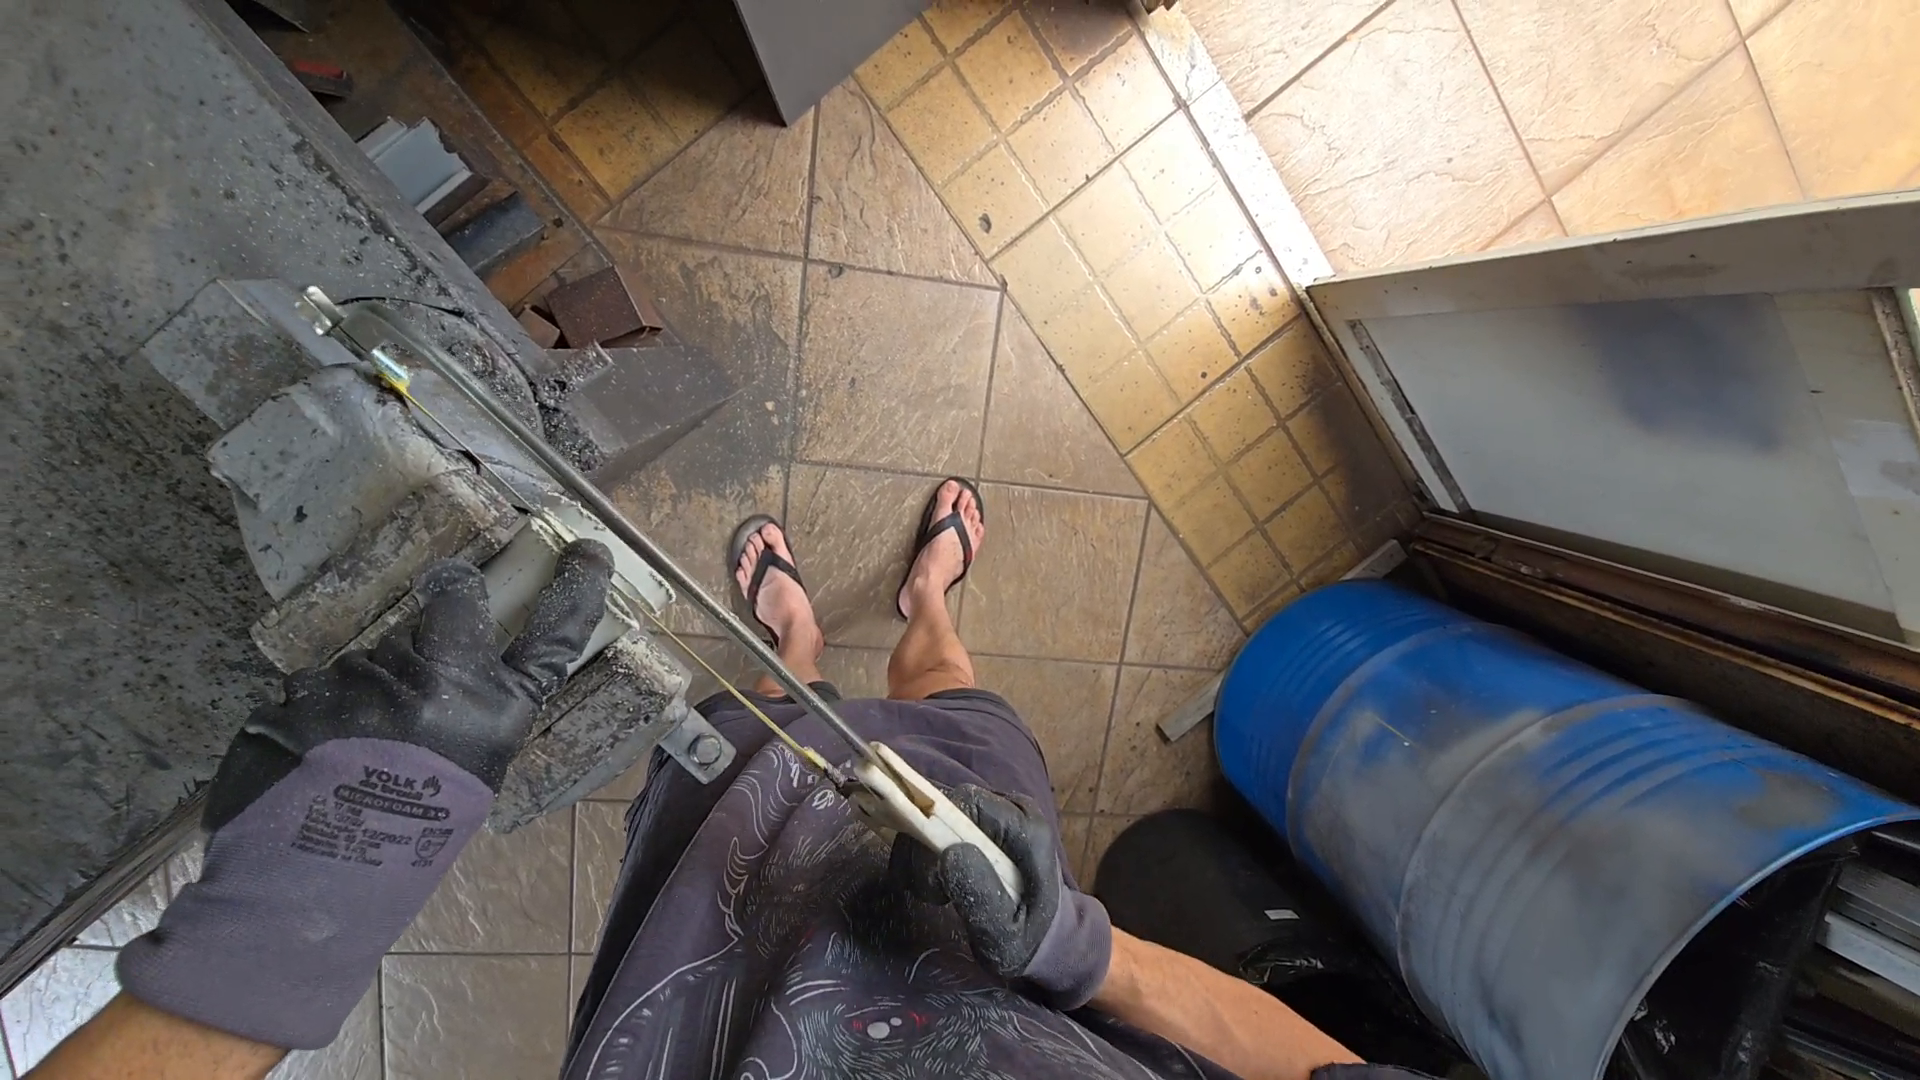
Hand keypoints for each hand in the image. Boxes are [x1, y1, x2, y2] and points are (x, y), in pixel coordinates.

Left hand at [120, 542, 612, 1049]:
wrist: (314, 886)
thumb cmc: (419, 827)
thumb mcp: (478, 762)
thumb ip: (479, 705)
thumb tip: (463, 661)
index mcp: (493, 710)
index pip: (552, 637)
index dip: (577, 590)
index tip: (589, 550)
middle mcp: (435, 681)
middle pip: (453, 600)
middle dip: (452, 593)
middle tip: (448, 596)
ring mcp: (360, 682)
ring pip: (376, 647)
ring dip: (373, 674)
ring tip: (357, 733)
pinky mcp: (295, 693)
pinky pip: (317, 680)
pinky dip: (320, 704)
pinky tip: (315, 747)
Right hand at [890, 784, 1111, 1008]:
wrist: (1046, 936)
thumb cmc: (1028, 938)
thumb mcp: (1006, 934)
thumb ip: (982, 896)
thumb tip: (947, 853)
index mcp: (1028, 828)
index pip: (968, 802)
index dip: (937, 829)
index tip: (933, 881)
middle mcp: (1013, 809)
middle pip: (949, 803)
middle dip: (926, 845)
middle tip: (931, 893)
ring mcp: (997, 811)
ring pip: (938, 811)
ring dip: (923, 850)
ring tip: (933, 891)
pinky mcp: (981, 822)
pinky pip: (940, 821)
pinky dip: (926, 850)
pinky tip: (934, 883)